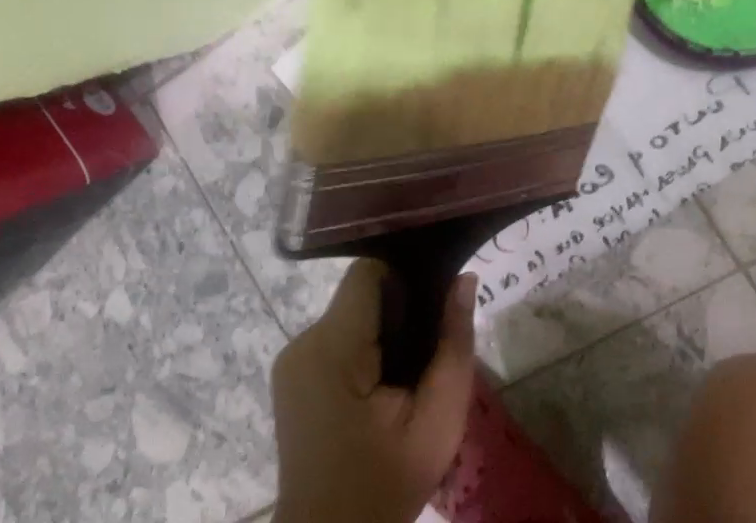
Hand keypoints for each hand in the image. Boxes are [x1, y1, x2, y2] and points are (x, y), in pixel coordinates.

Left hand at [272, 260, 478, 522]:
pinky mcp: (292, 376)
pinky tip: (384, 389)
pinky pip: (337, 340)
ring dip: (383, 333)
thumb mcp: (438, 419)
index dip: (409, 277)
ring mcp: (292, 360)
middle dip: (401, 311)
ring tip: (410, 375)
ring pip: (351, 316)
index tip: (437, 305)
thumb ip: (453, 344)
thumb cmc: (387, 482)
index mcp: (332, 347)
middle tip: (431, 349)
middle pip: (361, 294)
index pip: (369, 272)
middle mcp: (302, 342)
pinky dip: (365, 351)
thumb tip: (464, 278)